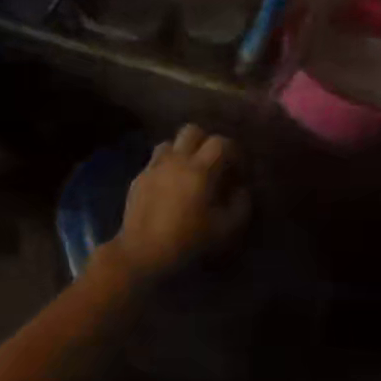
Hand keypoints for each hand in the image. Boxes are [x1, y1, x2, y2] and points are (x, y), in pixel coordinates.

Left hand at [106, 124, 244, 283]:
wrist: (143, 249)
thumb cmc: (188, 239)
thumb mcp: (225, 228)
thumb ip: (240, 204)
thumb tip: (241, 189)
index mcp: (199, 170)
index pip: (220, 142)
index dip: (234, 152)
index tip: (238, 171)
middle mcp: (175, 160)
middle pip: (191, 130)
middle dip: (206, 141)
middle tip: (214, 163)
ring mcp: (153, 166)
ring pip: (170, 142)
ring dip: (183, 150)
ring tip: (190, 171)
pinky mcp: (139, 176)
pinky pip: (155, 159)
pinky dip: (166, 164)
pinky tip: (170, 185)